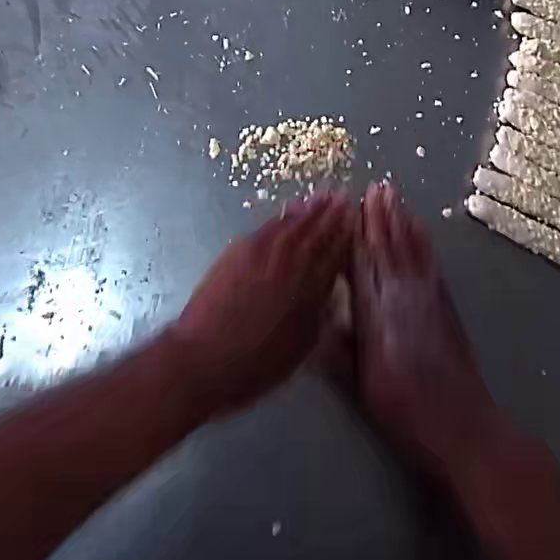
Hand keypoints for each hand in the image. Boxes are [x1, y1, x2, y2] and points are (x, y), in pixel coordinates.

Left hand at [168, 191, 354, 415]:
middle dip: (332, 214)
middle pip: (317, 232)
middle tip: (343, 197)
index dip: (345, 235)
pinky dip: (284, 215)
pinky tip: (291, 208)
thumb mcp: (300, 347)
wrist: (205, 357)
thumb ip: (318, 314)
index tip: (354, 219)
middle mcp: (293, 264)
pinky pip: (271, 225)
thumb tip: (329, 292)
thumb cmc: (255, 364)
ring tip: (323, 195)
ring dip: (311, 209)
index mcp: (311, 289)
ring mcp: (266, 252)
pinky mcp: (242, 249)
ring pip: (295, 223)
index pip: (334, 254)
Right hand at [349, 182, 501, 478]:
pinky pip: (429, 259)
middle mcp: (401, 298)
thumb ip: (342, 347)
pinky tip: (417, 224)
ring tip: (390, 194)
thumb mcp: (362, 385)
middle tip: (372, 187)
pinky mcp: (445, 300)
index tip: (348, 208)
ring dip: (399, 219)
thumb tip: (324, 314)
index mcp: (375, 318)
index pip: (361, 266)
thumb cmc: (403, 411)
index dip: (355, 235)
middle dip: (377, 216)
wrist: (460, 424)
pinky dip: (421, 238)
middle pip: (386, 248)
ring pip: (408, 248)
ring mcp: (426, 296)